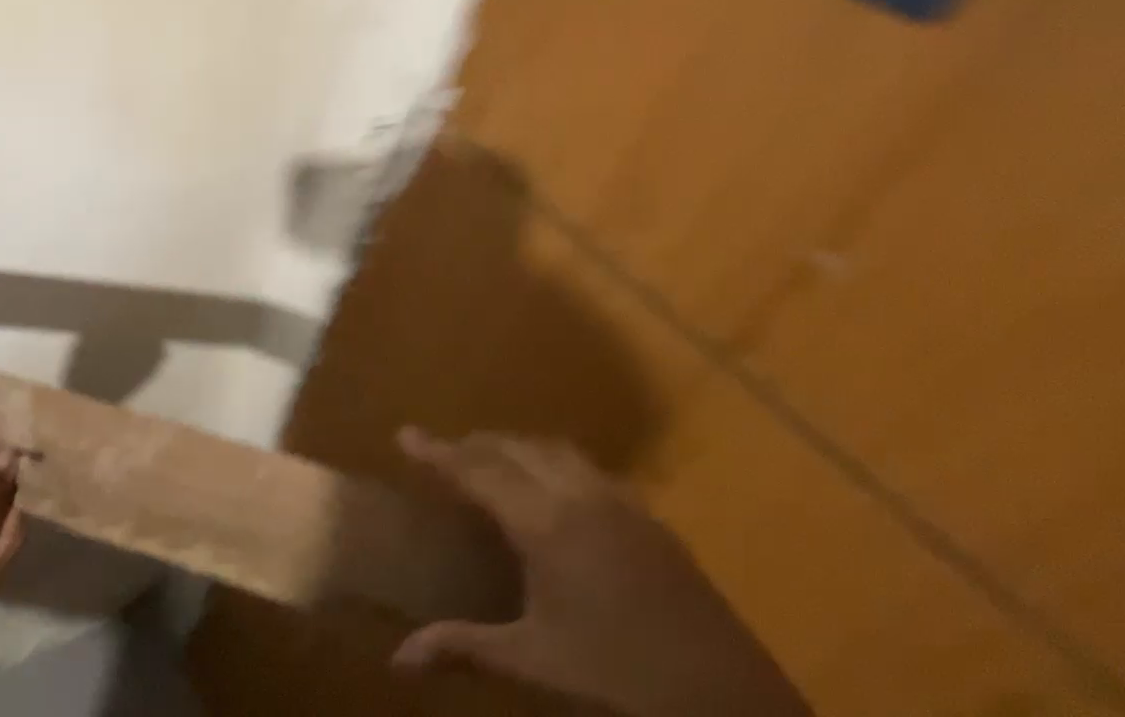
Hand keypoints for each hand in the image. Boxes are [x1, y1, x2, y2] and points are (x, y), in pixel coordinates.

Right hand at [392, 428, 810, 716]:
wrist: (726, 695)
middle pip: (516, 448)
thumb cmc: (618, 675)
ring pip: (555, 450)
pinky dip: (553, 462)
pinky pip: (587, 468)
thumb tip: (397, 659)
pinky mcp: (649, 518)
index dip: (438, 452)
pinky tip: (554, 492)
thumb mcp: (535, 661)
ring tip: (490, 463)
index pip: (478, 472)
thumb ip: (464, 647)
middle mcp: (580, 496)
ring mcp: (621, 502)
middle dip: (475, 444)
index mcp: (546, 525)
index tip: (405, 433)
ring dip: (516, 448)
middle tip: (441, 453)